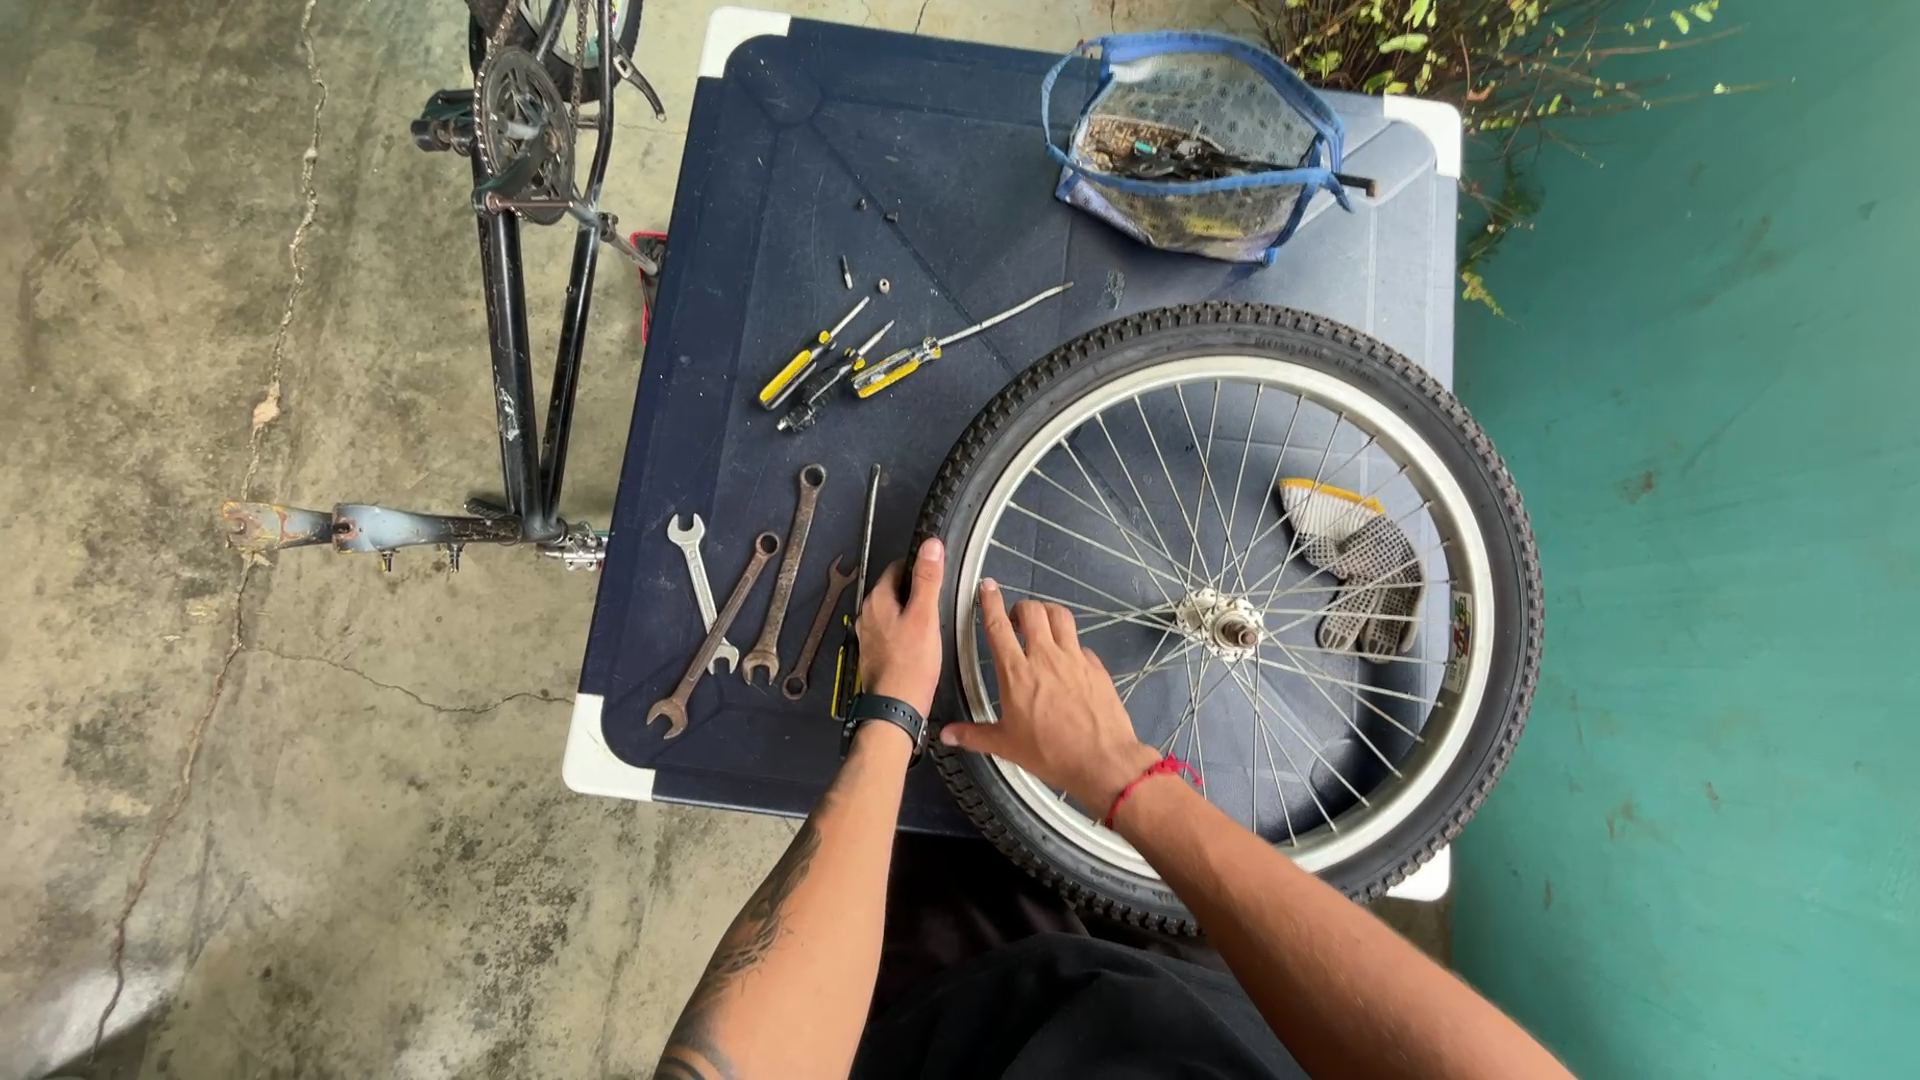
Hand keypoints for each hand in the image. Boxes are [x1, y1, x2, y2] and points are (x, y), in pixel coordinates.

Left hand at [854, 537, 944, 715]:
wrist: (896, 707)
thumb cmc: (911, 664)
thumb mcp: (925, 616)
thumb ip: (928, 579)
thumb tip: (930, 545)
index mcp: (876, 600)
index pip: (897, 567)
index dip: (919, 567)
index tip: (936, 575)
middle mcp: (867, 614)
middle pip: (894, 588)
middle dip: (915, 590)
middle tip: (938, 602)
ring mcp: (868, 634)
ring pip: (892, 610)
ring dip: (910, 611)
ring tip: (931, 623)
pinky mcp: (873, 652)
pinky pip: (890, 630)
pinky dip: (904, 629)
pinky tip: (919, 643)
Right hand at [939, 580, 1158, 811]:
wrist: (1102, 761)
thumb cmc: (1049, 753)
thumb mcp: (1005, 746)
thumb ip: (974, 735)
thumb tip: (945, 734)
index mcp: (1016, 672)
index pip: (998, 627)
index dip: (990, 602)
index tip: (987, 586)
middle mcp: (1045, 656)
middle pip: (1032, 611)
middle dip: (1021, 608)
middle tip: (1017, 621)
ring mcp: (1074, 658)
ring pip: (1060, 616)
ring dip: (1048, 614)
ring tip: (1042, 626)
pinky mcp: (1096, 666)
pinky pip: (1080, 643)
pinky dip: (1070, 644)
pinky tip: (1068, 660)